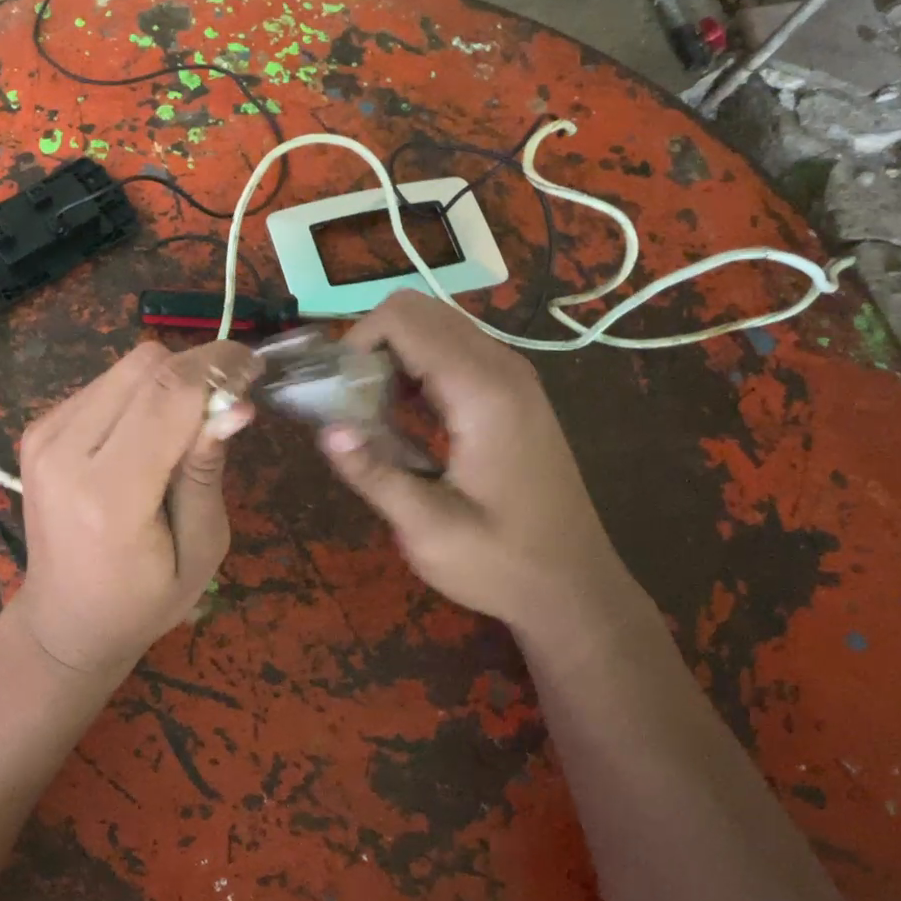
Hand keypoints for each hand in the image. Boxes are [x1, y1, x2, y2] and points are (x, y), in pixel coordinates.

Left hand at [9, 340, 260, 675]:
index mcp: (109, 494)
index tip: (253, 366)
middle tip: (223, 404)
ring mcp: (43, 437)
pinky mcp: (36, 431)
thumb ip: (207, 472)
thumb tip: (234, 404)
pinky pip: (100, 385)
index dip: (218, 366)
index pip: (168, 395)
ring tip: (181, 430)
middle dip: (193, 372)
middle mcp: (65, 453)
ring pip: (122, 368)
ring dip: (163, 385)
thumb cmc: (142, 600)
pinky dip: (133, 397)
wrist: (64, 616)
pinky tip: (142, 438)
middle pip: (144, 366)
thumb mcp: (199, 551)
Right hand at [320, 291, 632, 638]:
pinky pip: (450, 351)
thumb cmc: (501, 563)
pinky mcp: (510, 393)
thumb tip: (324, 430)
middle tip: (349, 401)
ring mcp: (511, 378)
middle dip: (369, 344)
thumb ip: (374, 475)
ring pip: (433, 325)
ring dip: (389, 355)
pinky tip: (401, 418)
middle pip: (416, 310)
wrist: (575, 590)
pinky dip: (412, 367)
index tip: (337, 394)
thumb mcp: (427, 529)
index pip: (403, 320)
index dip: (356, 344)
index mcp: (482, 393)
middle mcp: (501, 369)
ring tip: (370, 412)